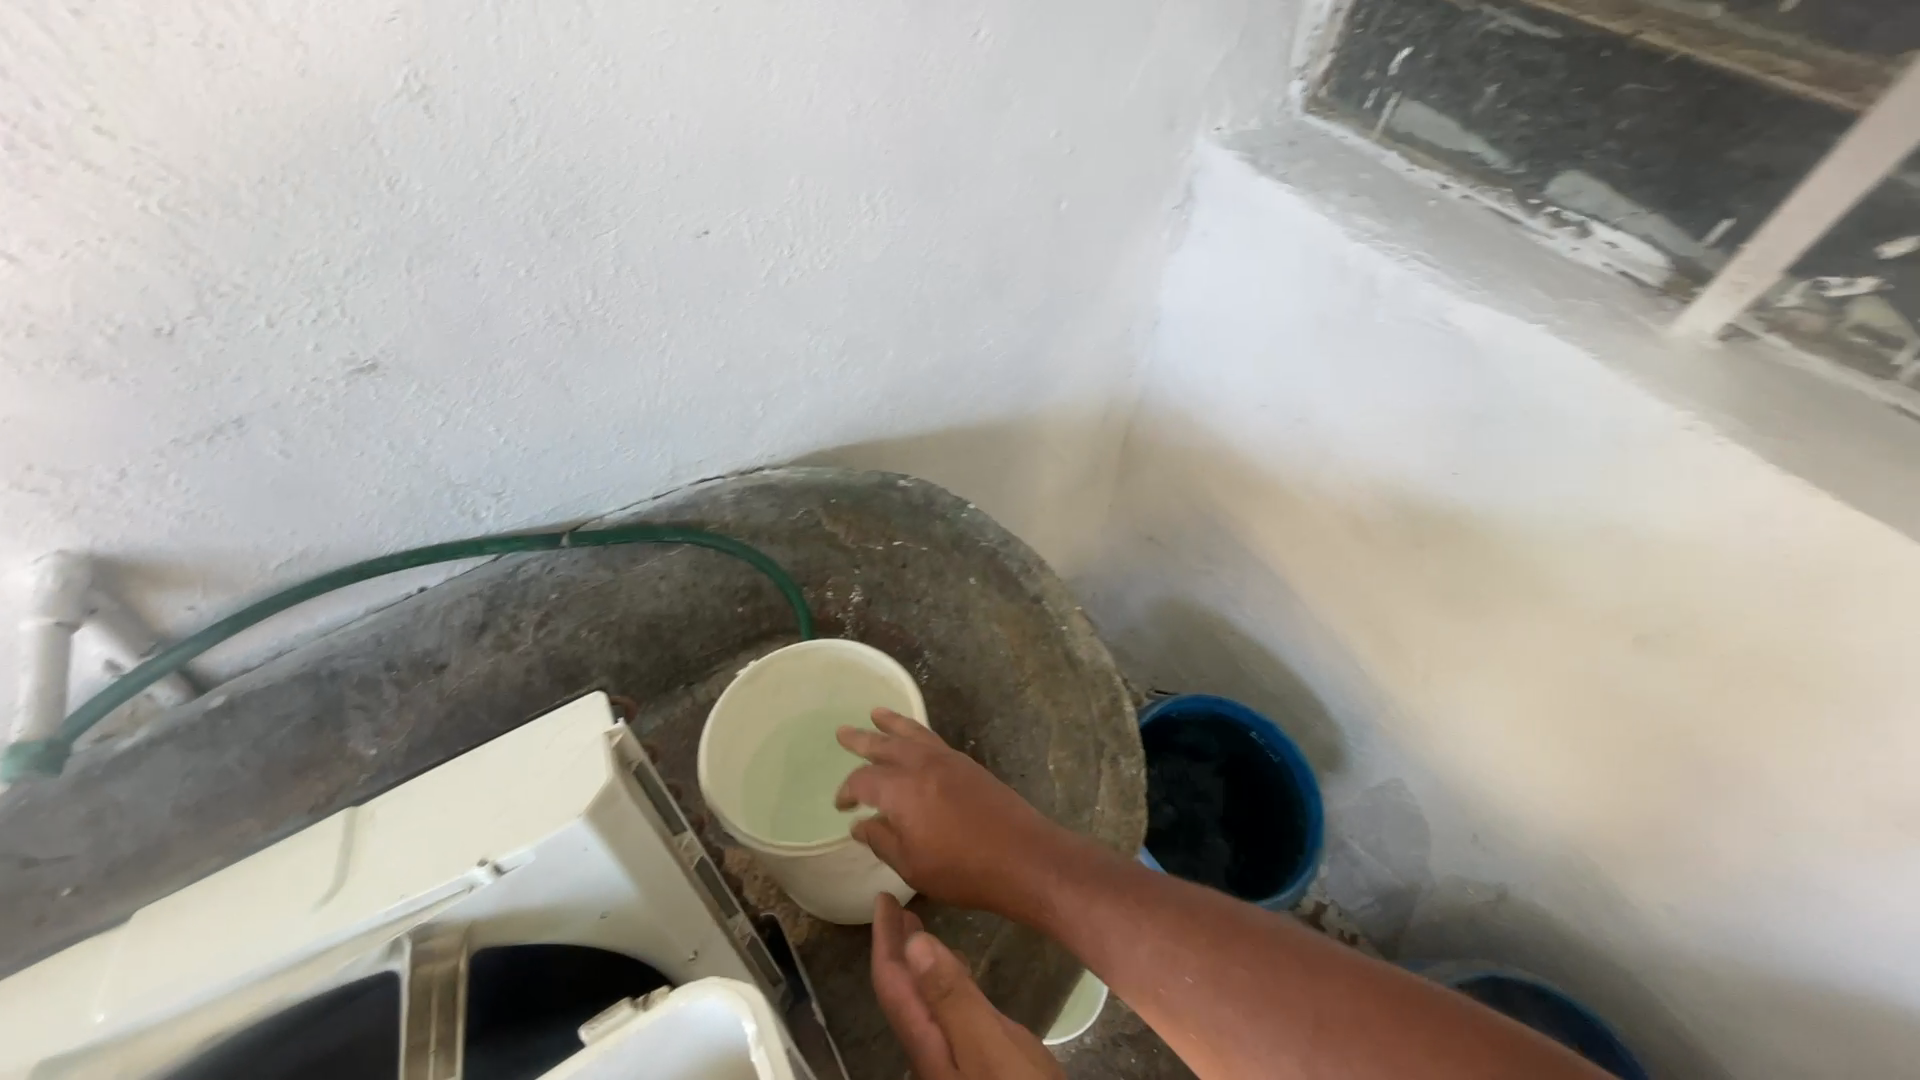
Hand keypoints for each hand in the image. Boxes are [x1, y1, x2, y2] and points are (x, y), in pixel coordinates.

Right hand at [835, 708, 1075, 916]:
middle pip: (885, 745)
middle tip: (842, 731)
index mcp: (902, 790)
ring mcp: (949, 761)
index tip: (842, 805)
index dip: (848, 791)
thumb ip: (882, 841)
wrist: (1023, 857)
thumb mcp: (912, 865)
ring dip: (892, 724)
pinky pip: (933, 739)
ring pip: (913, 733)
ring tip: (877, 713)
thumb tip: (861, 825)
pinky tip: (915, 739)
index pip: (864, 781)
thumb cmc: (963, 869)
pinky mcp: (969, 766)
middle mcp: (922, 765)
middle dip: (862, 739)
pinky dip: (917, 733)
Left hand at [871, 893, 1063, 1079]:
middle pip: (903, 994)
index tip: (882, 899)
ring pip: (923, 1004)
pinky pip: (946, 1014)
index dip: (884, 940)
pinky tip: (959, 978)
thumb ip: (953, 999)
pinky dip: (944, 984)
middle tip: (897, 908)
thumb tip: (915, 944)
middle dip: (896, 949)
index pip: (893, 985)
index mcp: (929, 1047)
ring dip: (917, 964)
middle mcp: (933, 1055)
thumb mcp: (991, 1049)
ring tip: (920, 932)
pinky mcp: (976, 1067)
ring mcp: (954, 1063)